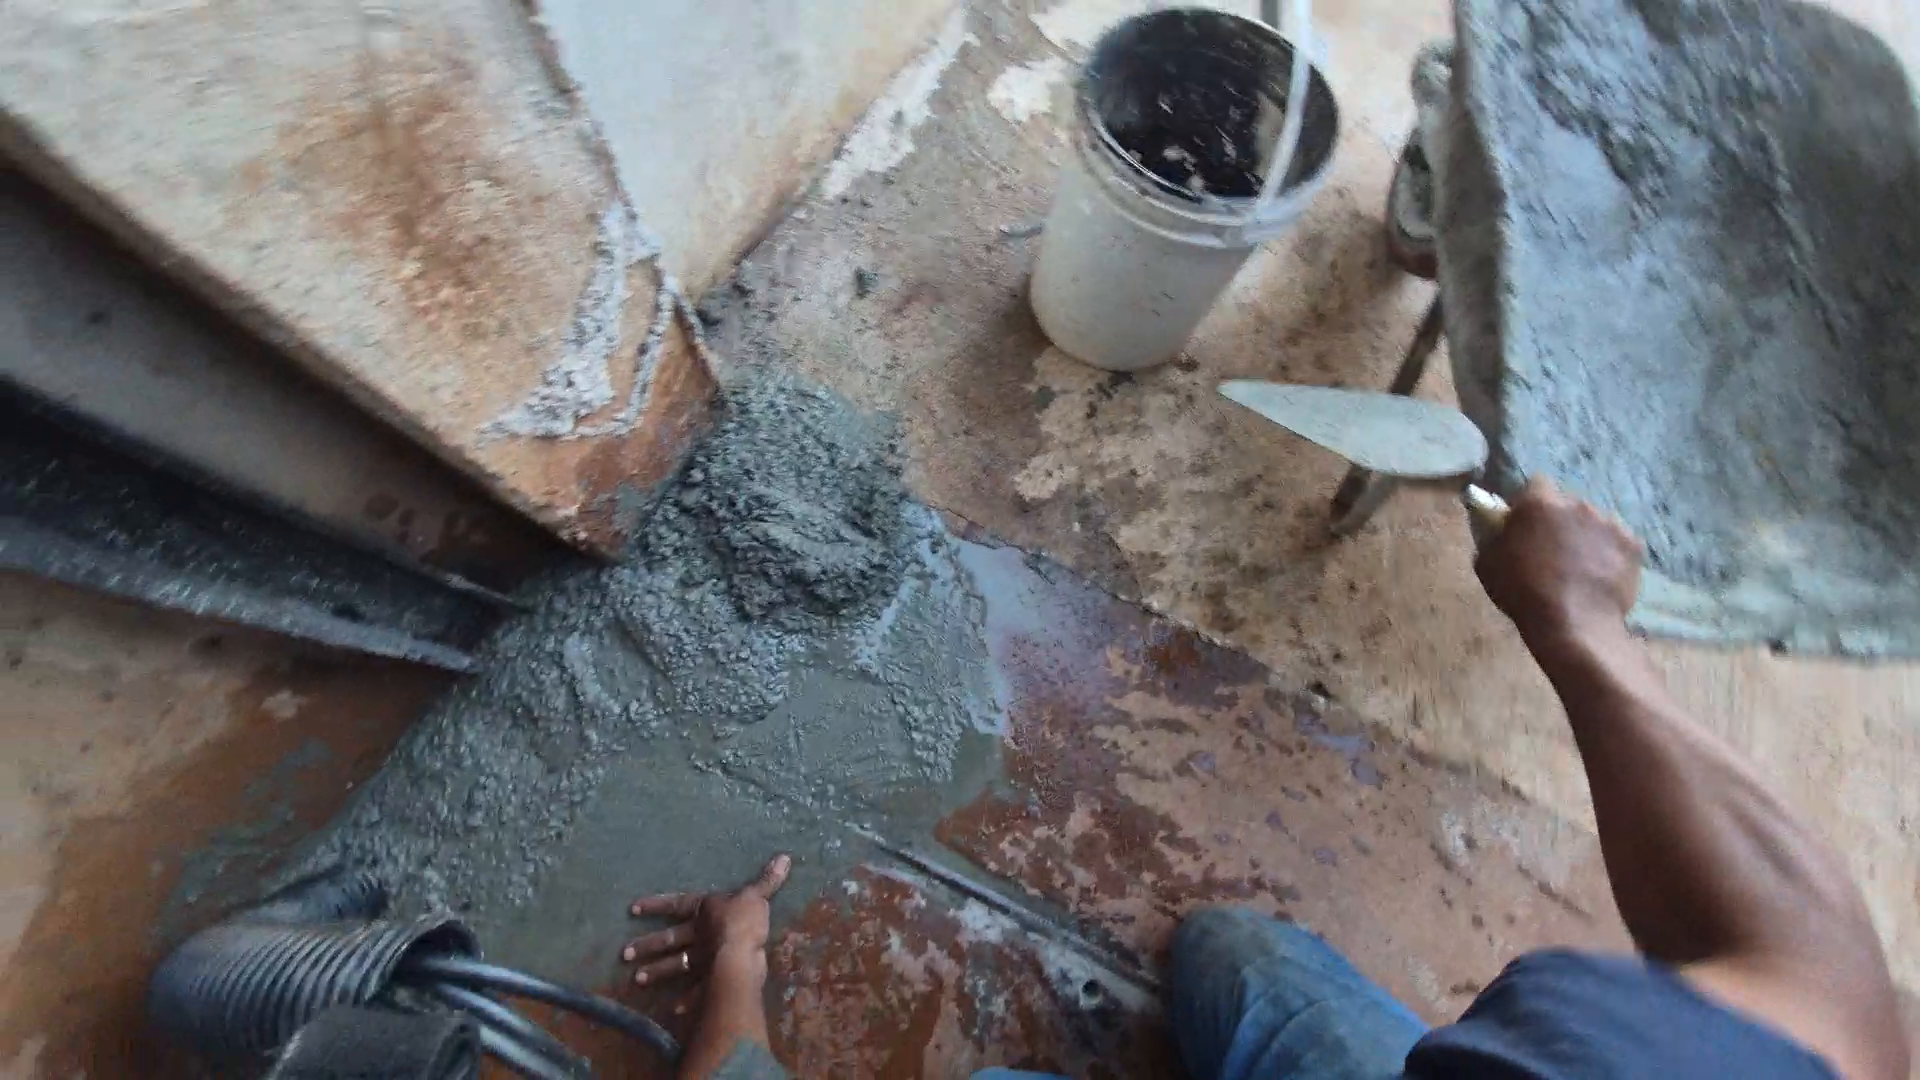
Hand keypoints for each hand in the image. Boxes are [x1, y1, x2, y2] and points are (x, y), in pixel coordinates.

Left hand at [620, 854, 791, 987]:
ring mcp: (700, 959)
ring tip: (636, 979)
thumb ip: (767, 879)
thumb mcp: (757, 894)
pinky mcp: (708, 981)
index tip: (632, 909)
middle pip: (669, 939)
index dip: (656, 905)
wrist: (741, 955)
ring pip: (674, 965)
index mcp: (705, 910)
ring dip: (656, 972)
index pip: (676, 904)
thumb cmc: (744, 919)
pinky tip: (675, 1008)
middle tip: (624, 954)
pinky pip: (695, 991)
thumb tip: (784, 857)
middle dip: (648, 945)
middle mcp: (697, 934)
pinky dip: (686, 999)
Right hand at [1476, 476, 1642, 643]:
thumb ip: (1493, 533)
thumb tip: (1497, 522)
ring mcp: (1610, 523)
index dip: (1528, 500)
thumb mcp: (1486, 561)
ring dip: (1582, 533)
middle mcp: (1578, 504)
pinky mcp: (1634, 544)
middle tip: (1547, 544)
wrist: (1573, 622)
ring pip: (1592, 520)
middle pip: (1566, 502)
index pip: (1535, 482)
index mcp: (1538, 504)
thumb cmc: (1520, 590)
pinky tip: (1595, 571)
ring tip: (1575, 562)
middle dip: (1557, 517)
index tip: (1522, 519)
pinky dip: (1605, 550)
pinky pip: (1614, 539)